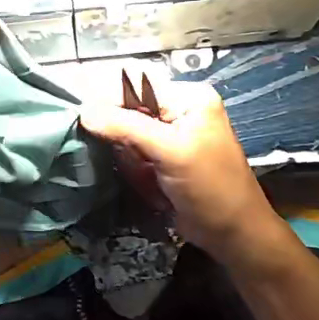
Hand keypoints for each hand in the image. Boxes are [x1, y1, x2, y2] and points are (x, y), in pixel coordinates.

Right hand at [80, 80, 275, 256]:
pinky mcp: (164, 158)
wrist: (233, 233)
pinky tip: (156, 188)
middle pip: (127, 114)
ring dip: (134, 165)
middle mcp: (179, 110)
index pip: (135, 86)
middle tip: (145, 166)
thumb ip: (126, 127)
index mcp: (188, 97)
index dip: (112, 106)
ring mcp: (171, 135)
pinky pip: (134, 158)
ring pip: (126, 139)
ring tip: (154, 181)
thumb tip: (84, 112)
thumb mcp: (170, 152)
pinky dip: (139, 175)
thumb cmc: (211, 188)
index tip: (95, 129)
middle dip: (128, 145)